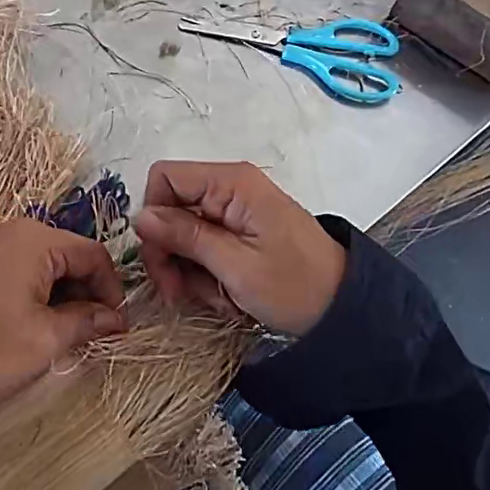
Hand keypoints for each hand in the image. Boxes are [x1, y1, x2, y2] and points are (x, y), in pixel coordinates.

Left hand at [0, 219, 125, 489]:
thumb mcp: (44, 342)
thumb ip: (86, 322)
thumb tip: (117, 317)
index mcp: (31, 239)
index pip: (92, 252)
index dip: (112, 289)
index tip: (120, 328)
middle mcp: (7, 232)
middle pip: (65, 255)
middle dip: (85, 292)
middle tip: (94, 337)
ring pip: (39, 265)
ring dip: (59, 297)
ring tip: (61, 339)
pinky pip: (13, 272)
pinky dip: (31, 296)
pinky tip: (28, 330)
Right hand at [134, 161, 345, 335]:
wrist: (349, 312)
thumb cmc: (296, 286)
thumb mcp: (235, 266)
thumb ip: (185, 236)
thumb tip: (141, 218)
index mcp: (231, 183)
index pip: (165, 177)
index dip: (154, 214)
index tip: (161, 254)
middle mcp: (228, 187)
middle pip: (169, 207)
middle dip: (167, 250)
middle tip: (174, 291)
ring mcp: (233, 208)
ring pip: (181, 230)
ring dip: (186, 268)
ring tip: (211, 297)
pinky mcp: (238, 229)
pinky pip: (201, 242)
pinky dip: (203, 271)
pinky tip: (222, 294)